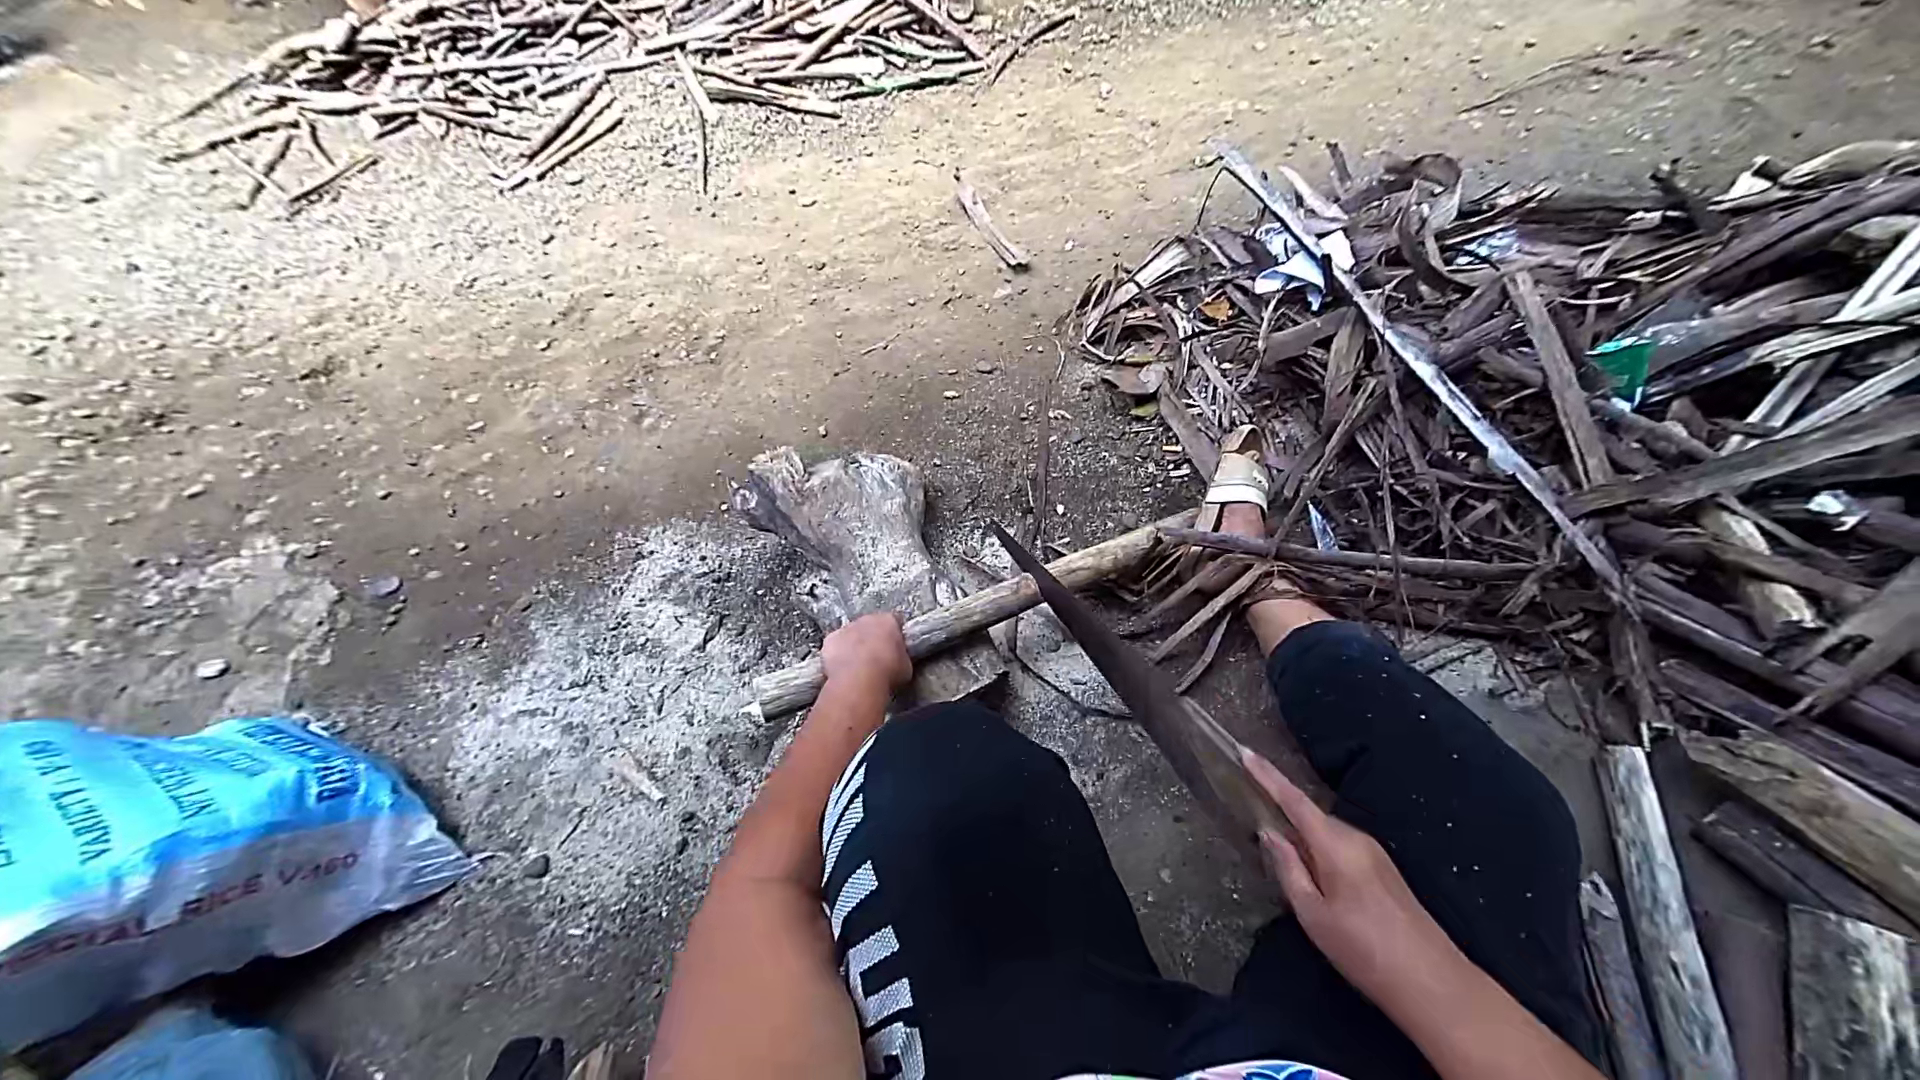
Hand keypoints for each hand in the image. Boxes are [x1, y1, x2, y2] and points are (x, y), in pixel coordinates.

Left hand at [822, 612, 912, 694]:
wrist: (859, 679)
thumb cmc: (887, 671)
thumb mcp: (906, 666)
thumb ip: (901, 656)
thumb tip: (898, 660)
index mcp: (888, 621)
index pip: (894, 622)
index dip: (894, 635)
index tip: (894, 648)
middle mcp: (866, 619)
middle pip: (870, 625)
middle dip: (872, 638)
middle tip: (875, 657)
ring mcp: (846, 628)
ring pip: (851, 634)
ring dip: (854, 645)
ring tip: (857, 666)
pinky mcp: (830, 640)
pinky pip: (835, 645)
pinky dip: (838, 654)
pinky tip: (842, 668)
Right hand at [1241, 747, 1462, 1006]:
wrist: (1437, 987)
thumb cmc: (1366, 951)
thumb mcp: (1313, 914)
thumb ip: (1288, 868)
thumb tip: (1270, 833)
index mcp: (1336, 845)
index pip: (1294, 800)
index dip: (1267, 775)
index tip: (1245, 752)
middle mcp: (1356, 839)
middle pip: (1309, 816)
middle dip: (1282, 816)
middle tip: (1258, 834)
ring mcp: (1374, 852)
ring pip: (1324, 833)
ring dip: (1302, 839)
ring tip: (1287, 868)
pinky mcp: (1383, 868)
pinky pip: (1339, 846)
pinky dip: (1319, 851)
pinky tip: (1316, 880)